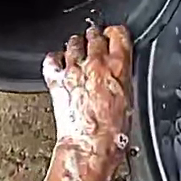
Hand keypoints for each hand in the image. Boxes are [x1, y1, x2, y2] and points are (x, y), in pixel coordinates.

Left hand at [41, 25, 132, 180]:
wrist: (89, 148)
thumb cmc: (112, 134)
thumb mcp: (129, 99)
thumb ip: (122, 76)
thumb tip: (118, 68)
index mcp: (118, 67)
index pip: (118, 33)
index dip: (115, 32)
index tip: (114, 34)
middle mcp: (95, 64)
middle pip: (94, 34)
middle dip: (95, 36)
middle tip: (95, 41)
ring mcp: (74, 70)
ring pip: (73, 42)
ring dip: (77, 45)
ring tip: (78, 49)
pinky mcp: (57, 81)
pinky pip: (52, 59)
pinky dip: (55, 59)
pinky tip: (60, 62)